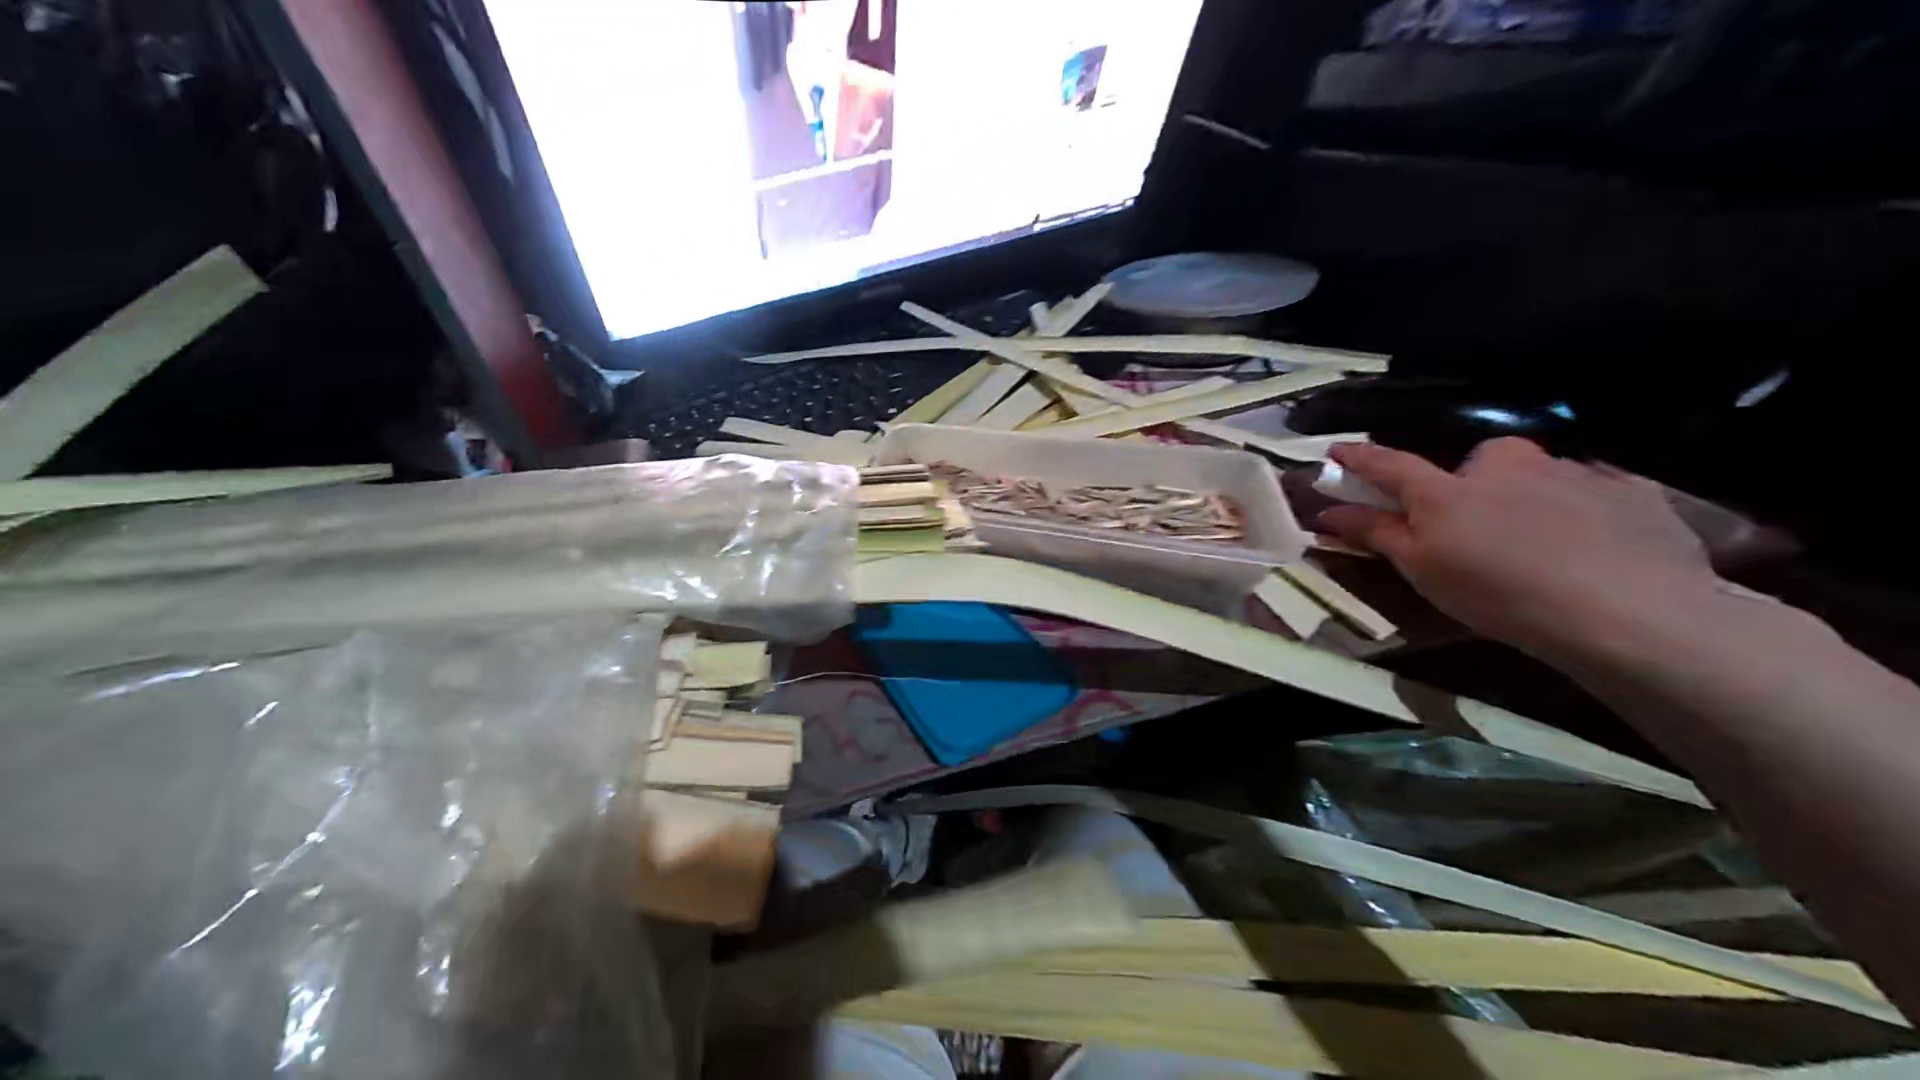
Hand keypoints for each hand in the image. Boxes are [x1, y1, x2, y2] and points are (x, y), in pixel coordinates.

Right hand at [1317, 438, 1719, 657]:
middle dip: (1470, 486)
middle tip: (1478, 528)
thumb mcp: (1423, 571)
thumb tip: (1328, 512)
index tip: (1338, 451)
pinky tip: (1593, 546)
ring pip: (1535, 476)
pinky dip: (1581, 508)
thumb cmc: (1501, 594)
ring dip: (1527, 498)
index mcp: (1446, 490)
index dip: (1361, 458)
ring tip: (1544, 546)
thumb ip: (1376, 534)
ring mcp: (1570, 471)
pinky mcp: (1629, 488)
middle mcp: (1505, 465)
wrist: (1630, 612)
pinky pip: (1591, 489)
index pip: (1389, 464)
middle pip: (1476, 464)